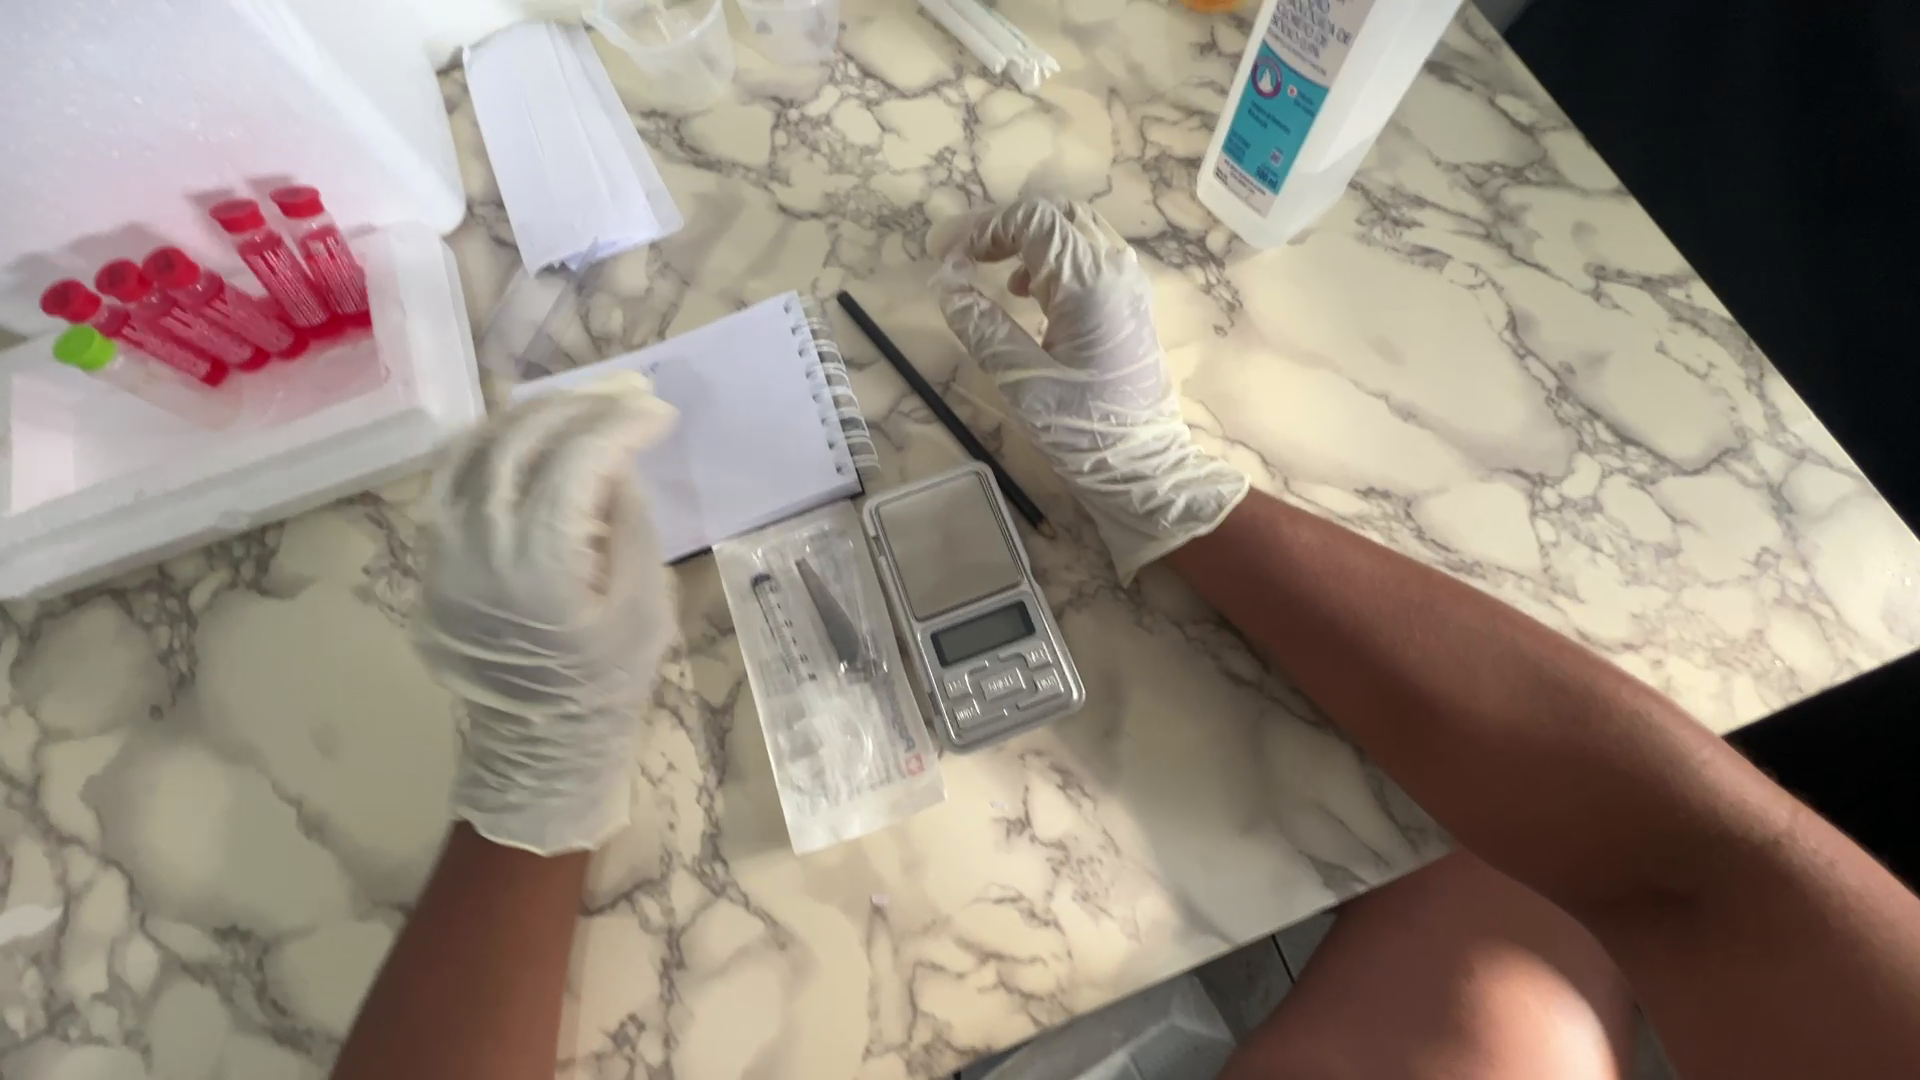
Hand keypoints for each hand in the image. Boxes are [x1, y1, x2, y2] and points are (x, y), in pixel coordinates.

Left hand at [414, 374, 678, 855]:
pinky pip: (448, 482)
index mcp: (540, 562)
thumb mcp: (646, 603)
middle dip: (575, 408)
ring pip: (470, 451)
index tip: (657, 412)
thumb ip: (629, 524)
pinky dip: (488, 446)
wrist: (540, 741)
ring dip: (527, 417)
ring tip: (574, 407)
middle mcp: (477, 546)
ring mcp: (441, 553)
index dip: (618, 424)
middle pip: (516, 442)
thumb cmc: (609, 679)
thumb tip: (617, 465)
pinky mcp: (429, 562)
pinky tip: (524, 441)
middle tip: (622, 400)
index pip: (575, 460)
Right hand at [928, 198, 1248, 582]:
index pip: (1033, 221)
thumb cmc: (1082, 430)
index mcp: (1090, 283)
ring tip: (988, 274)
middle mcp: (1116, 270)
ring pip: (1074, 233)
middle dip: (1003, 227)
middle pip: (1057, 215)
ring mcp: (1128, 285)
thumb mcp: (1022, 382)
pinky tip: (1025, 295)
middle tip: (962, 255)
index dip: (981, 228)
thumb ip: (981, 326)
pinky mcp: (1128, 305)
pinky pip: (1088, 259)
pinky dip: (1049, 262)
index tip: (944, 255)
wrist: (1141, 467)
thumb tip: (945, 284)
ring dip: (1026, 242)